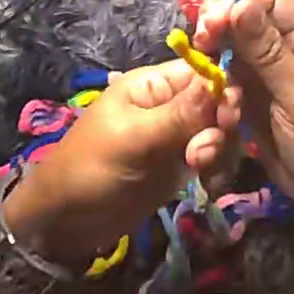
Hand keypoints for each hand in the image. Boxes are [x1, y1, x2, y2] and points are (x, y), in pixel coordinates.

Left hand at [3, 61, 227, 261]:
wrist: (67, 221)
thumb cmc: (92, 167)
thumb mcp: (134, 138)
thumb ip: (179, 114)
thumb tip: (222, 80)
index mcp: (153, 84)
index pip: (203, 72)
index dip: (223, 91)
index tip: (227, 120)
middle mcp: (170, 103)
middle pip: (218, 103)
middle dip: (221, 128)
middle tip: (202, 155)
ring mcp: (177, 134)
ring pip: (220, 131)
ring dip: (221, 151)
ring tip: (203, 172)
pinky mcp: (181, 163)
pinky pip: (213, 157)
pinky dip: (218, 169)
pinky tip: (208, 185)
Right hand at [193, 0, 293, 224]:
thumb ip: (268, 52)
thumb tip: (238, 4)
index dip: (233, 2)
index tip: (206, 25)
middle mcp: (287, 41)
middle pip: (242, 15)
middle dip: (218, 28)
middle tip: (199, 46)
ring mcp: (268, 66)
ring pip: (230, 44)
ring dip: (215, 59)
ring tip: (210, 82)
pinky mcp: (252, 89)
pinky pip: (226, 73)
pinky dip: (217, 83)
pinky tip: (218, 101)